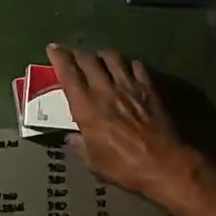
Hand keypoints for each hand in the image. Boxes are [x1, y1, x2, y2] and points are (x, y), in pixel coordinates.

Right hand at [47, 44, 202, 203]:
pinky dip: (128, 63)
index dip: (59, 57)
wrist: (163, 164)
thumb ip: (80, 145)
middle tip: (73, 53)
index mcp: (86, 107)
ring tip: (99, 58)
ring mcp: (129, 86)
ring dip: (102, 54)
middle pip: (88, 59)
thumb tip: (72, 137)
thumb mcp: (93, 161)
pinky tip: (126, 68)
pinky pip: (136, 66)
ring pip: (113, 57)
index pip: (68, 73)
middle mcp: (105, 90)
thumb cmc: (123, 166)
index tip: (53, 49)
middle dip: (77, 52)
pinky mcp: (148, 88)